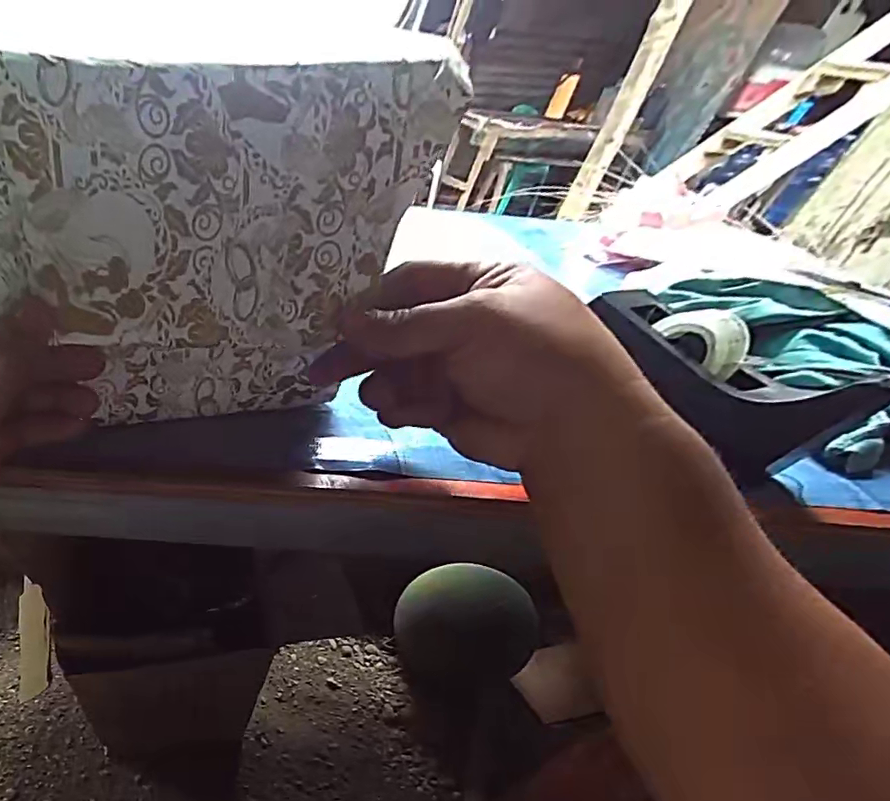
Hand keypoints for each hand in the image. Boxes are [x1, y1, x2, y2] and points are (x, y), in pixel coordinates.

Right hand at [307, 262, 664, 472]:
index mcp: (474, 284)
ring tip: (388, 399)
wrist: (569, 427)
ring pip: (391, 371)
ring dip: (384, 386)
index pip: (408, 284)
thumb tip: (343, 320)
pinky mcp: (441, 404)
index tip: (335, 325)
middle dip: (360, 352)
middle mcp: (457, 322)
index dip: (370, 303)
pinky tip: (416, 415)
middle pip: (391, 331)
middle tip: (320, 372)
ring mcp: (449, 365)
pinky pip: (403, 402)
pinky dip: (402, 409)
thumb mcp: (470, 323)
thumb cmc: (531, 355)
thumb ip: (403, 325)